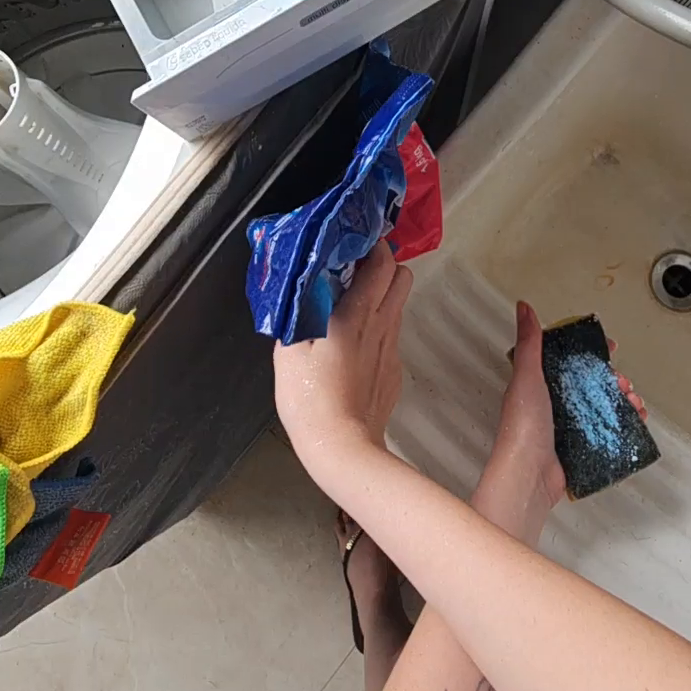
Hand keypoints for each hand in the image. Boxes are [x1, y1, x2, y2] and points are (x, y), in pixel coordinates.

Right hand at [273, 244, 413, 464]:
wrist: (341, 448)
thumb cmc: (309, 397)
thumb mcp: (288, 349)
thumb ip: (296, 313)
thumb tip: (300, 290)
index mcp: (357, 314)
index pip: (383, 263)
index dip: (374, 246)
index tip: (355, 242)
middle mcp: (383, 326)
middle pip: (402, 277)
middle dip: (384, 266)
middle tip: (355, 270)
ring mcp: (392, 350)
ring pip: (398, 306)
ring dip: (381, 296)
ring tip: (350, 306)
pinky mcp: (393, 372)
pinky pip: (391, 337)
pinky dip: (378, 329)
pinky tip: (353, 348)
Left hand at [472, 302, 644, 544]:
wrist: (528, 475)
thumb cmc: (522, 426)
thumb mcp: (527, 377)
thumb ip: (529, 343)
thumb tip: (524, 308)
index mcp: (539, 383)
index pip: (569, 359)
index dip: (591, 351)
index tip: (611, 347)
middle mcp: (553, 403)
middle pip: (590, 384)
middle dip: (613, 379)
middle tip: (625, 383)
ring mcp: (567, 427)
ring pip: (601, 406)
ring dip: (622, 401)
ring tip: (635, 401)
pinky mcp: (579, 448)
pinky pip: (605, 432)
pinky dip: (623, 425)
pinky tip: (635, 421)